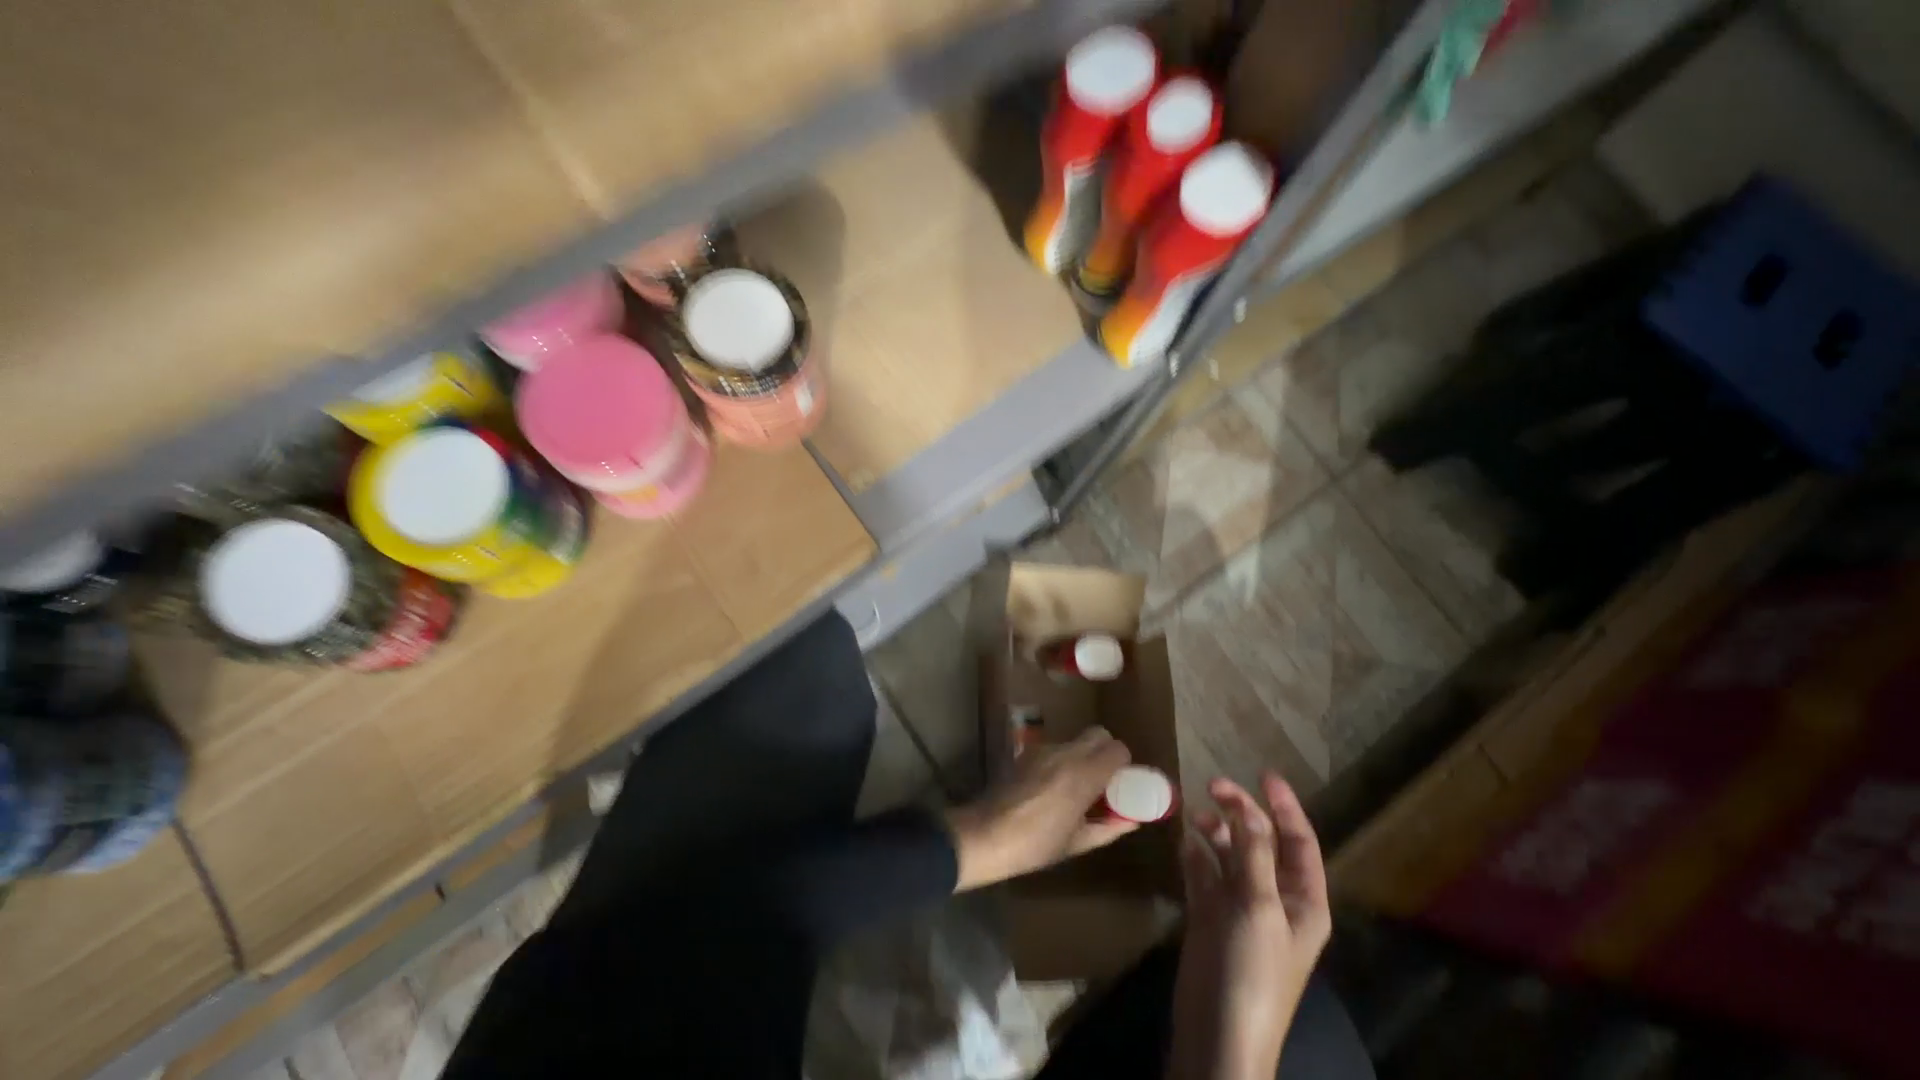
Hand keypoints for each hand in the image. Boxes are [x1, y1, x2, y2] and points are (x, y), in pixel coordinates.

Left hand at [944, 727, 1137, 890]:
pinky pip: (1054, 749)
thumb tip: (1131, 821)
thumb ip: (1108, 828)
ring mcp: (1042, 750)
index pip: (1117, 749)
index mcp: (1083, 775)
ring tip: (1075, 786)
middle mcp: (1065, 754)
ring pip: (1074, 741)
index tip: (1121, 783)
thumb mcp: (1077, 842)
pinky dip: (1061, 760)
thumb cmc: (1035, 845)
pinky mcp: (1024, 753)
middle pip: (1098, 734)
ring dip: (1082, 756)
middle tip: (1103, 780)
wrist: (985, 835)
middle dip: (1106, 752)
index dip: (1123, 763)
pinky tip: (1052, 787)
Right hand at [1168, 773, 1330, 1079]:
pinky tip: (1184, 842)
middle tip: (1213, 785)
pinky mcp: (1209, 920)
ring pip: (1231, 857)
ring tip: (1196, 813)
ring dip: (1217, 833)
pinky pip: (1205, 878)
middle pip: (1262, 844)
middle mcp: (1274, 899)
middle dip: (1243, 813)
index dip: (1283, 807)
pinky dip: (1196, 857)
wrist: (1219, 1033)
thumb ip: (1254, 854)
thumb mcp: (1260, 908)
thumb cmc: (1252, 971)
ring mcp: (1240, 910)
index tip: (1262, 774)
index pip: (1299, 841)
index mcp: (1303, 900)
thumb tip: (1247, 808)